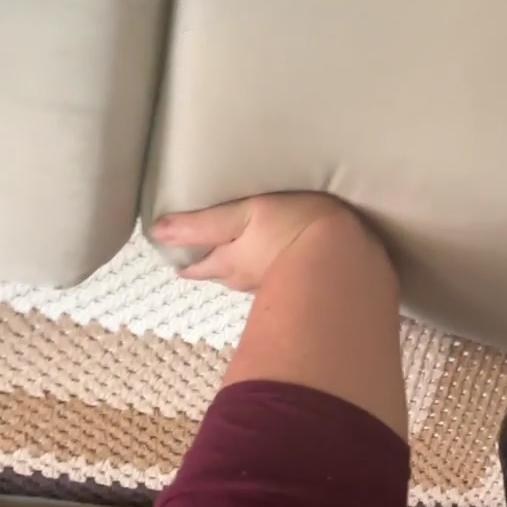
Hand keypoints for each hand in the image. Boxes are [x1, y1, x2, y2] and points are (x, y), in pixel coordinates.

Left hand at [151, 193, 367, 291]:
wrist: (349, 258)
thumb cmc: (297, 228)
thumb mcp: (248, 213)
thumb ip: (205, 223)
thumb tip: (157, 231)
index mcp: (231, 261)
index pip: (201, 266)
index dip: (189, 263)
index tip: (180, 263)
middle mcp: (250, 281)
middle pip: (224, 277)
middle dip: (214, 270)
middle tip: (208, 264)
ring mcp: (279, 290)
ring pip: (252, 284)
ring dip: (244, 278)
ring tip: (245, 267)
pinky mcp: (307, 293)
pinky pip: (283, 286)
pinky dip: (276, 281)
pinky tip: (284, 275)